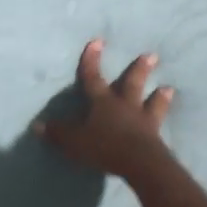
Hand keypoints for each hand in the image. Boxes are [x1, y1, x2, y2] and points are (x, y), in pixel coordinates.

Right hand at [35, 40, 175, 183]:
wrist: (141, 164)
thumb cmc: (105, 147)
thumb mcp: (74, 141)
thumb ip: (58, 133)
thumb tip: (37, 126)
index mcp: (103, 102)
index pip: (93, 77)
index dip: (92, 60)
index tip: (97, 41)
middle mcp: (125, 106)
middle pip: (132, 83)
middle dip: (140, 69)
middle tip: (151, 55)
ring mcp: (144, 121)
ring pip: (152, 102)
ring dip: (159, 95)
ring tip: (168, 87)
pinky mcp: (156, 138)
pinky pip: (160, 123)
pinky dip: (164, 117)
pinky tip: (169, 116)